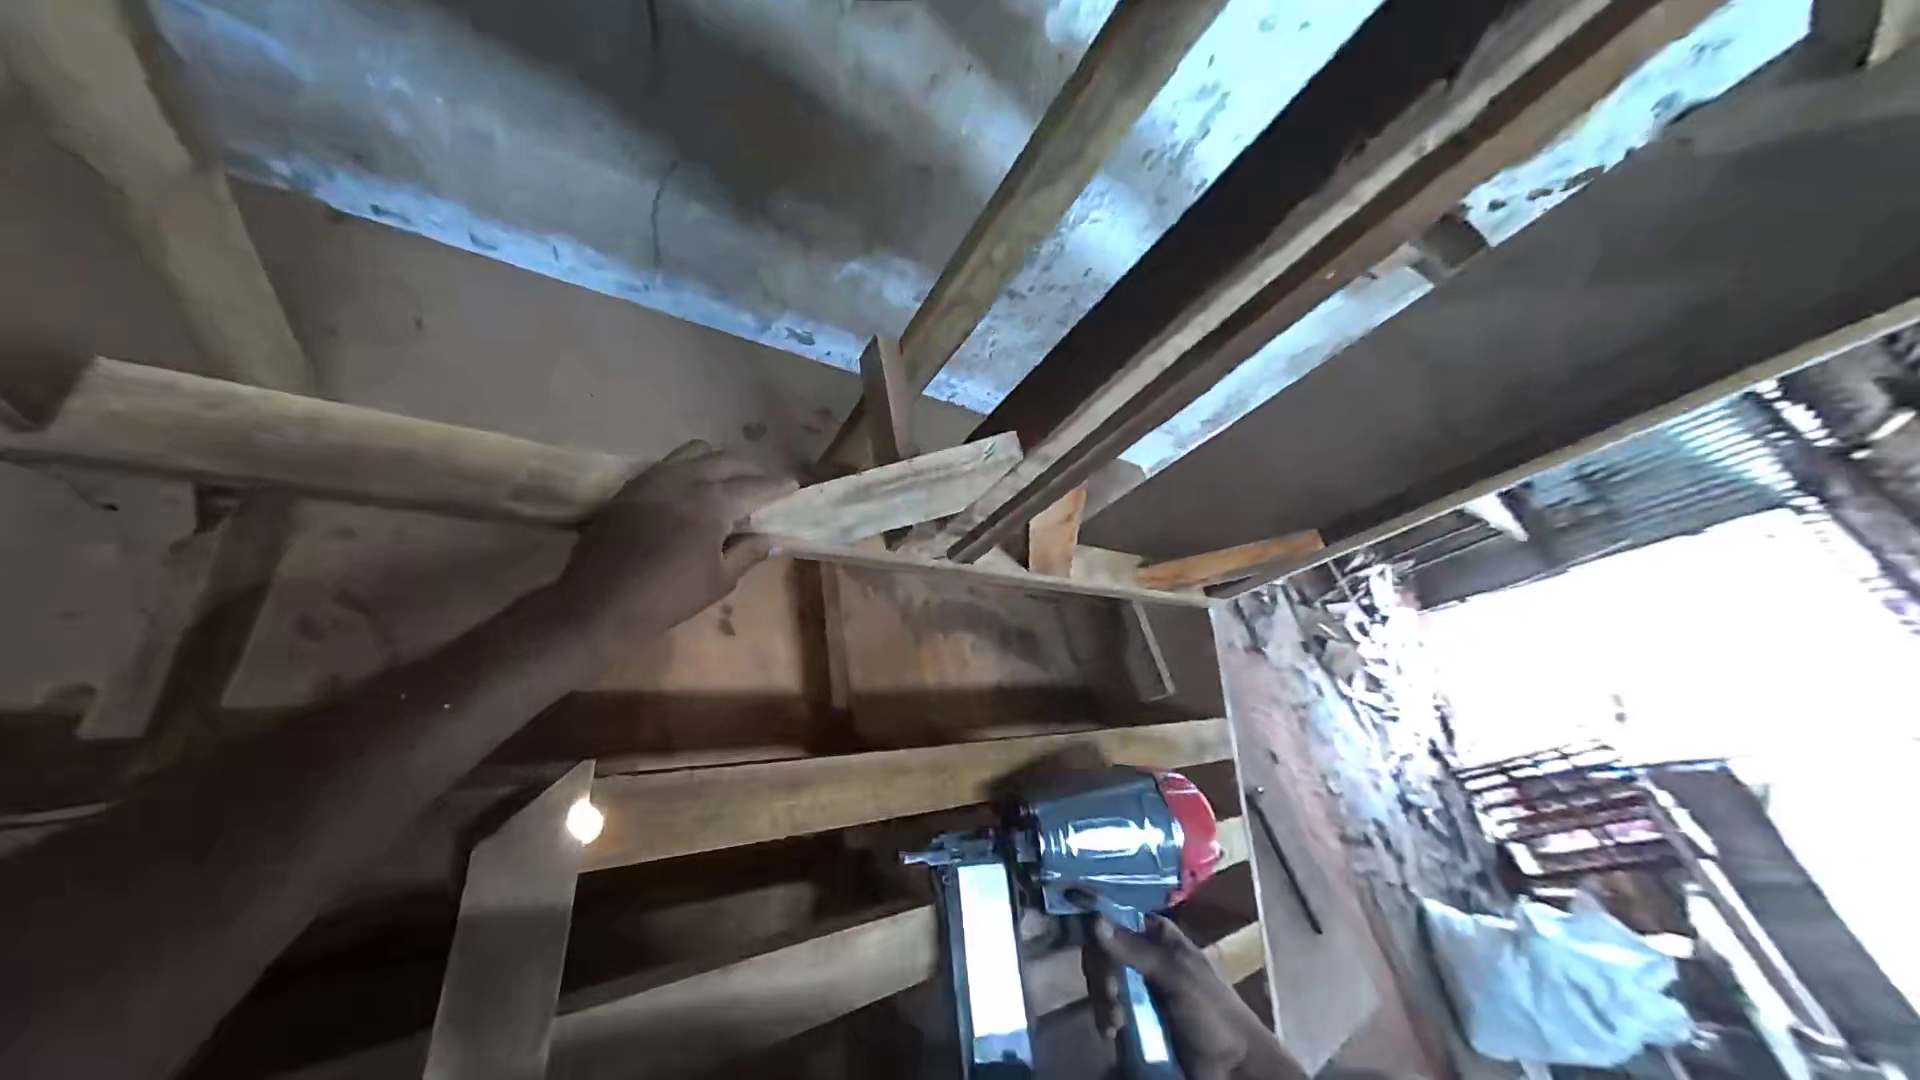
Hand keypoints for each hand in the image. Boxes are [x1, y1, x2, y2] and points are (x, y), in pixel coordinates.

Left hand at [554, 441, 795, 639]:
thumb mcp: (720, 579)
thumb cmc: (670, 595)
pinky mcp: (631, 486)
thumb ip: (748, 552)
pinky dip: (688, 468)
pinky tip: (690, 489)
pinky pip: (667, 463)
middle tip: (763, 487)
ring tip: (726, 480)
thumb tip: (773, 538)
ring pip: (695, 451)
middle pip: (727, 460)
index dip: (778, 486)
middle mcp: (686, 479)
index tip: (793, 486)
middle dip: (751, 471)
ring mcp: (654, 478)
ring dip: (717, 461)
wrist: (601, 602)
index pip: (756, 486)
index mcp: (714, 502)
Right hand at [1086, 914, 1306, 1079]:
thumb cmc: (1213, 1014)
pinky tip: (1112, 1032)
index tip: (1088, 946)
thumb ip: (1135, 949)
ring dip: (1102, 1000)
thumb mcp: (1177, 977)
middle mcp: (1144, 953)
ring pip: (1101, 978)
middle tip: (1112, 996)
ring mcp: (1138, 985)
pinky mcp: (1135, 1014)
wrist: (1234, 1072)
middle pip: (1102, 949)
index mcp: (1157, 934)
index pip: (1114, 915)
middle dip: (1101, 974)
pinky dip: (1105, 1016)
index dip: (1096, 927)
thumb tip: (1093, 918)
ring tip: (1114, 1024)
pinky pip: (1107, 1006)